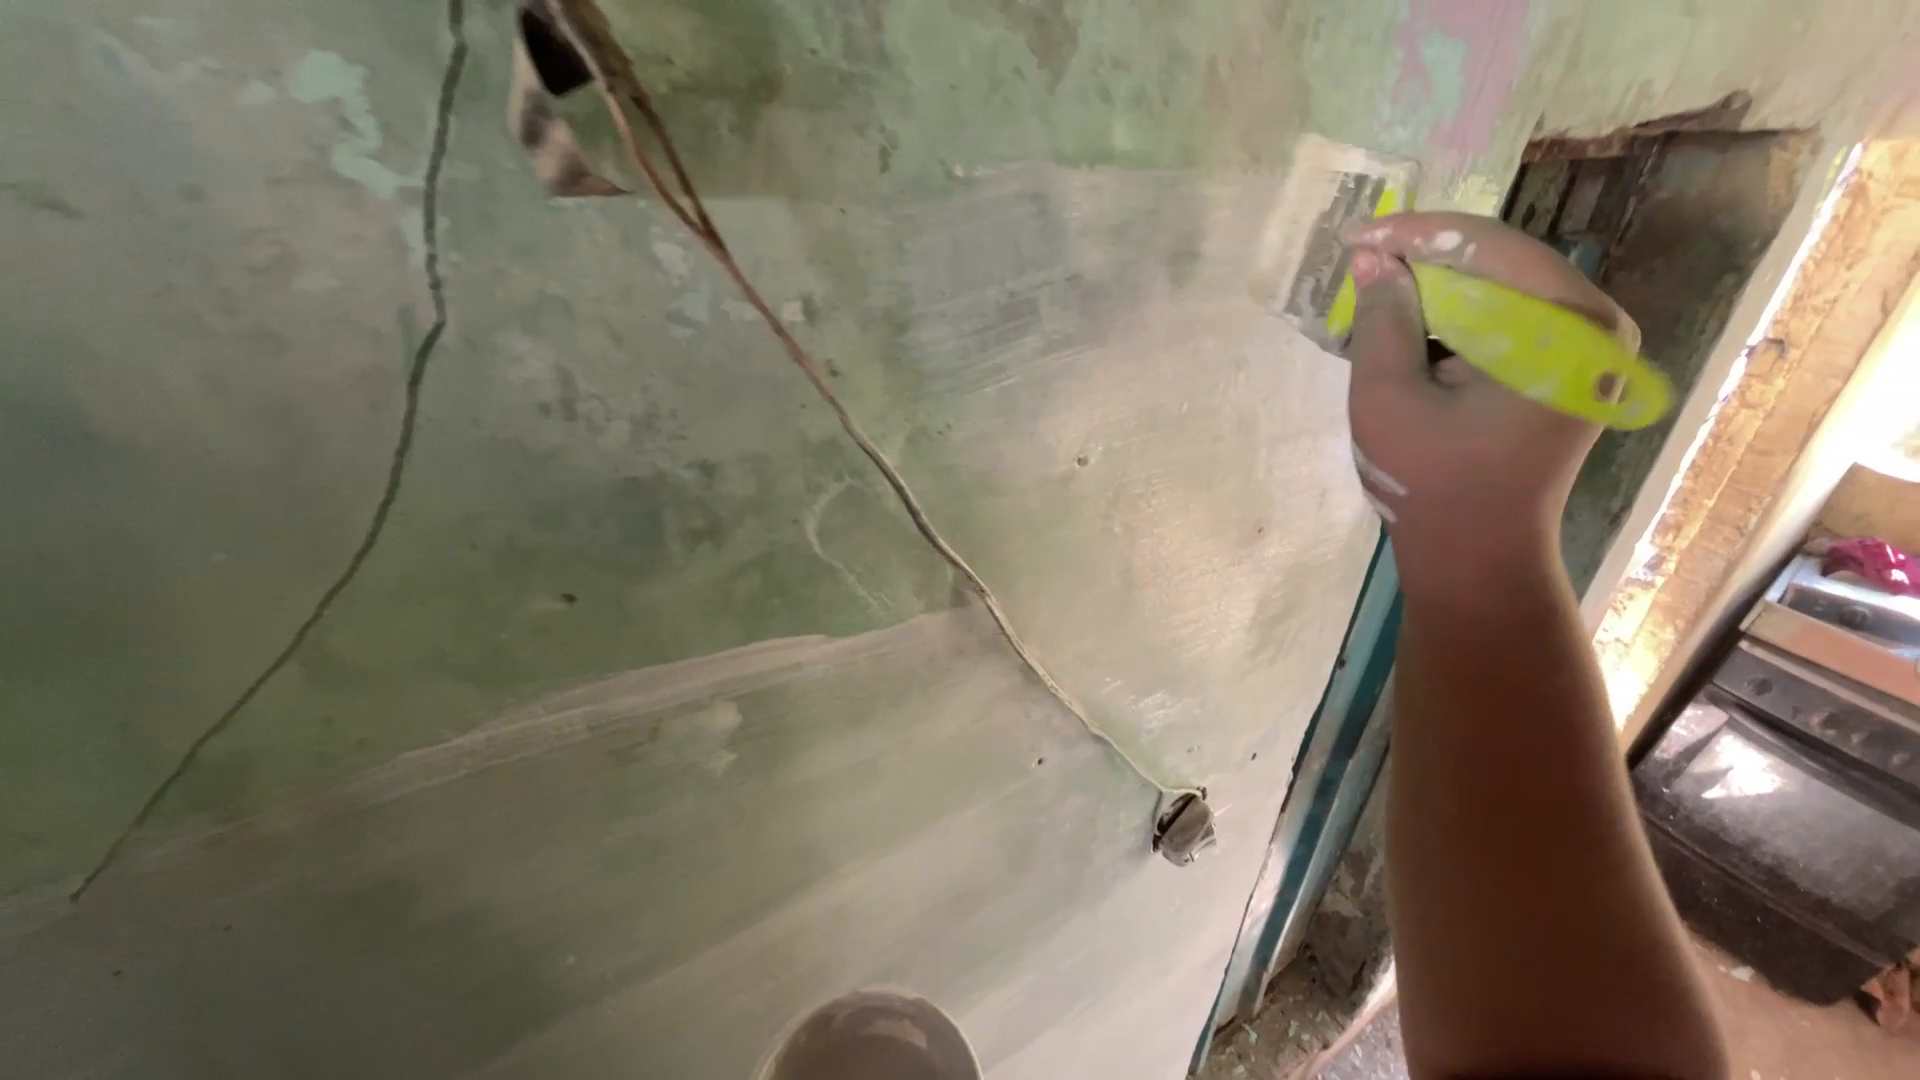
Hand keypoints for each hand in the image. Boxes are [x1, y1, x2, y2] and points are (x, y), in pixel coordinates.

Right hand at [1340, 212, 1638, 594]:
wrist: (1475, 556)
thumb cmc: (1430, 483)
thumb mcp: (1388, 398)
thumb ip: (1382, 322)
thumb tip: (1374, 259)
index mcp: (1566, 330)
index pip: (1490, 250)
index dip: (1415, 237)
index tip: (1354, 237)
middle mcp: (1592, 326)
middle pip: (1499, 266)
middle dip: (1423, 265)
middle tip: (1360, 266)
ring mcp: (1583, 349)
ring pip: (1498, 293)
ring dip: (1433, 293)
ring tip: (1373, 299)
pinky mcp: (1562, 370)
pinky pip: (1503, 323)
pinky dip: (1451, 323)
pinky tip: (1404, 331)